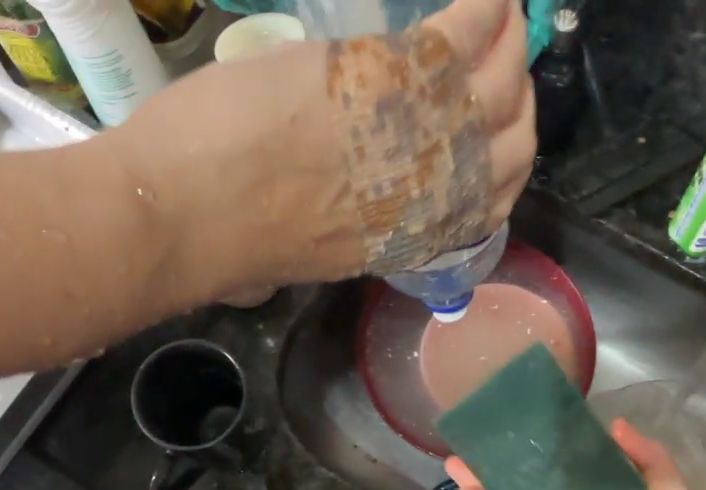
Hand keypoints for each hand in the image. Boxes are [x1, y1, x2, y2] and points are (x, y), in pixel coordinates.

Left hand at [114, 0, 533, 294]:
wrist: (189, 212)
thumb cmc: (231, 240)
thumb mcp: (312, 248)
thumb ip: (347, 219)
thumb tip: (342, 197)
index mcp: (413, 238)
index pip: (491, 198)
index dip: (501, 157)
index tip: (491, 124)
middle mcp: (436, 194)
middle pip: (514, 143)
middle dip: (515, 99)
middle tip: (499, 59)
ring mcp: (424, 135)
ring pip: (503, 83)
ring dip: (507, 41)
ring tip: (493, 14)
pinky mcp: (395, 75)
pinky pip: (467, 33)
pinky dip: (486, 6)